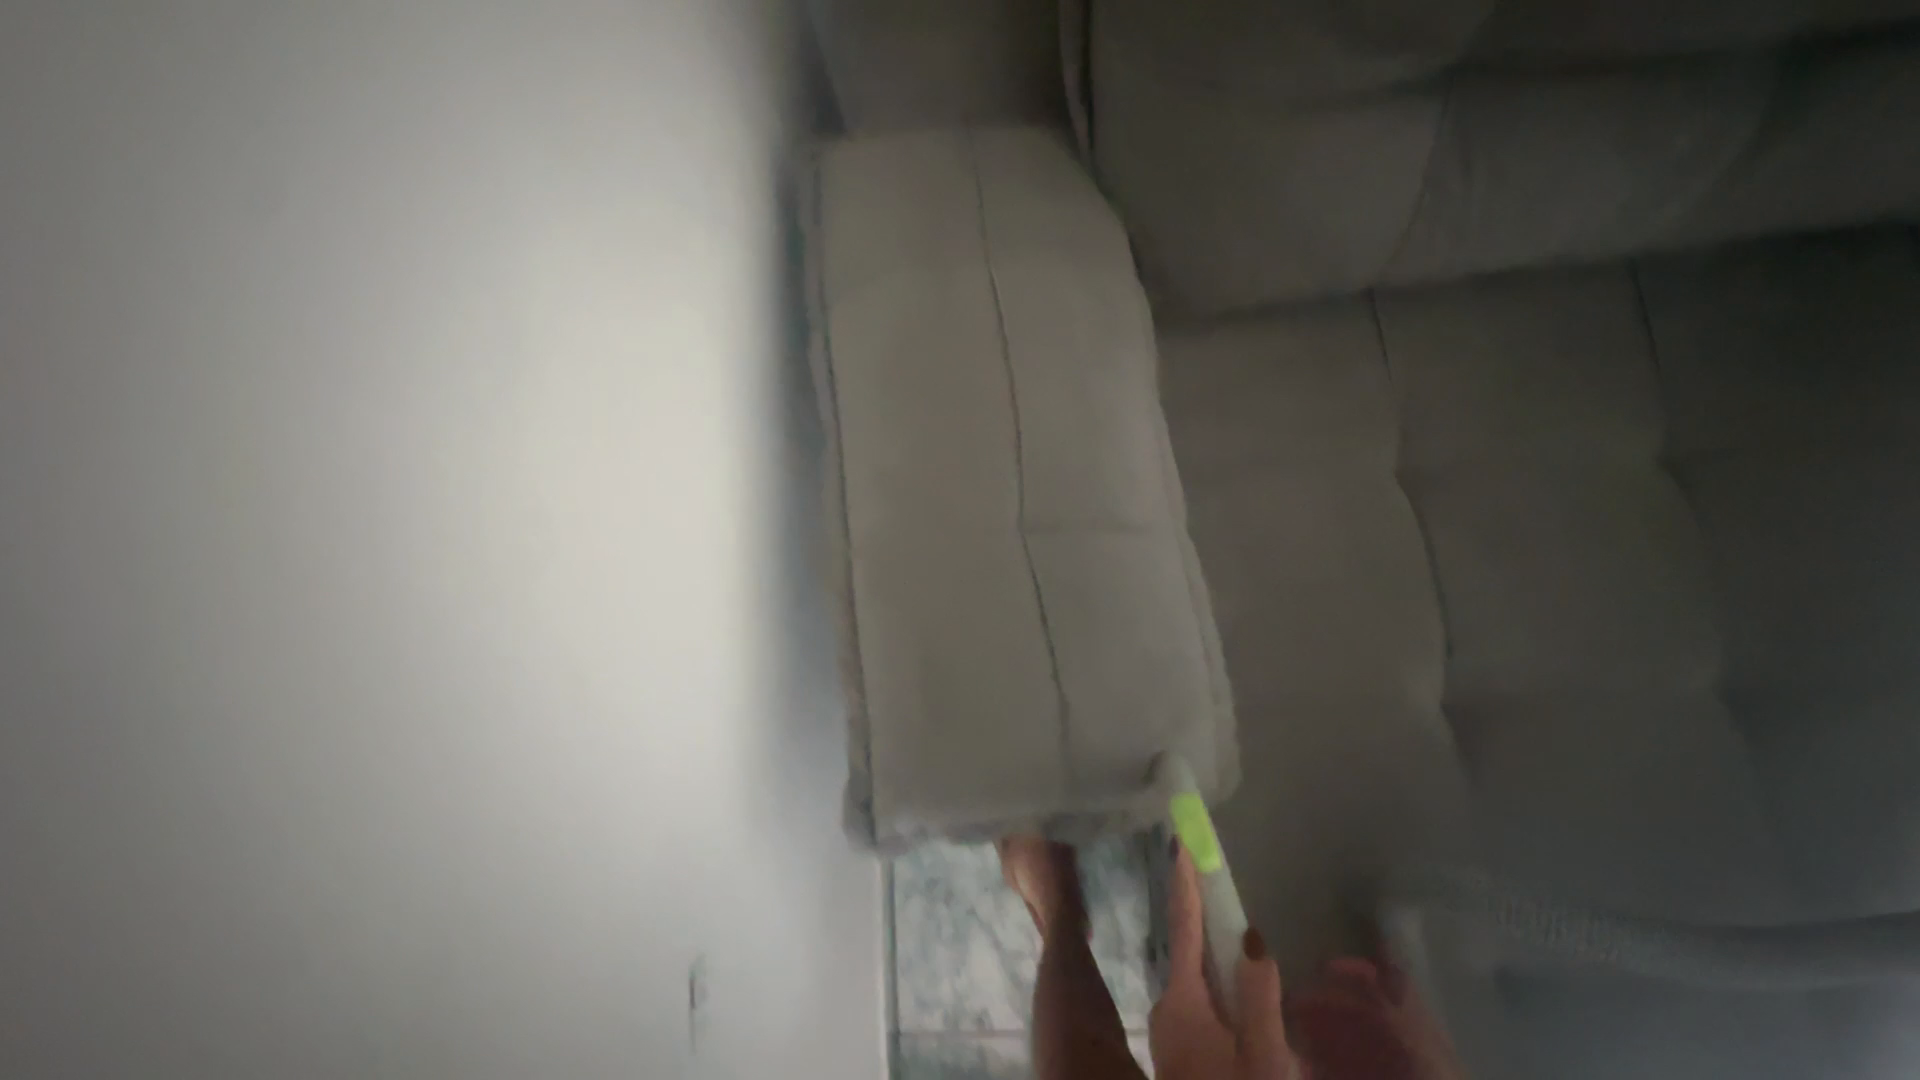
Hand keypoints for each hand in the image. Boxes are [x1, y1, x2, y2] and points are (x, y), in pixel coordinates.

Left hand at [1149, 848, 1300, 1079]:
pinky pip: (1205, 997)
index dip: (1188, 880)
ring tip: (1229, 909)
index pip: (1185, 926)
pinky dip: (1221, 978)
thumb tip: (1255, 939)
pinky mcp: (1185, 1048)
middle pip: (1191, 945)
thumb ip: (1260, 1000)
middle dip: (1202, 906)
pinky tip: (1240, 975)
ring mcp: (1176, 1029)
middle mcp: (1170, 1008)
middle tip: (1212, 865)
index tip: (1184, 837)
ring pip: (1200, 972)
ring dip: (1214, 944)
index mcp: (1182, 1003)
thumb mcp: (1262, 1062)